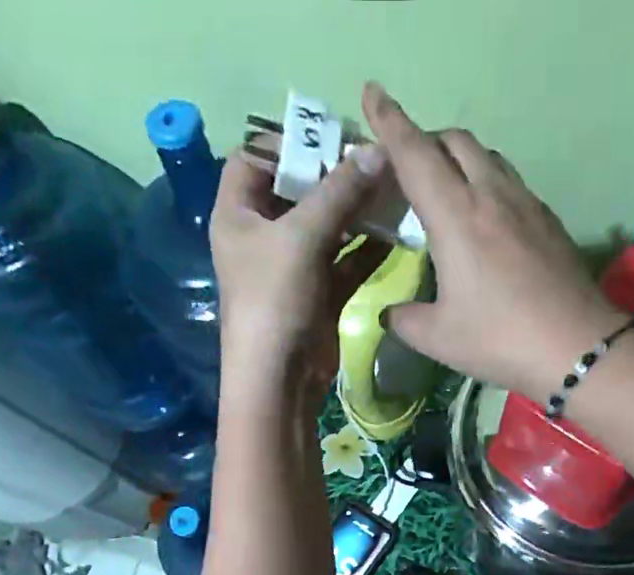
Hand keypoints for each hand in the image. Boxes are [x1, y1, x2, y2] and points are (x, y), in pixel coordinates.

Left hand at [211, 142, 392, 412]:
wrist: (279, 379)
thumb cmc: (275, 300)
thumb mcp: (302, 237)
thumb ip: (340, 191)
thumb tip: (377, 150)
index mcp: (238, 214)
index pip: (253, 158)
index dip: (286, 142)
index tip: (329, 137)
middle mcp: (262, 236)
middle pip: (297, 190)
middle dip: (334, 174)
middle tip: (374, 159)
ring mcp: (291, 266)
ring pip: (326, 225)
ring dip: (357, 209)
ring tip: (392, 187)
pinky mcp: (318, 292)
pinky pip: (344, 260)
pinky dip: (366, 247)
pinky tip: (396, 230)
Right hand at [360, 82, 626, 400]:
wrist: (576, 346)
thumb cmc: (498, 339)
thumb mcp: (437, 337)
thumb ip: (404, 319)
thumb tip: (391, 313)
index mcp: (456, 217)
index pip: (416, 155)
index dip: (390, 122)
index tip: (372, 94)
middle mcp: (491, 196)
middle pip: (455, 142)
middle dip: (425, 140)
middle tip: (405, 165)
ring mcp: (525, 204)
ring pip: (486, 157)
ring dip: (458, 158)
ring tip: (443, 187)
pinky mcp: (547, 220)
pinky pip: (508, 181)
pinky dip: (485, 181)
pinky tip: (482, 217)